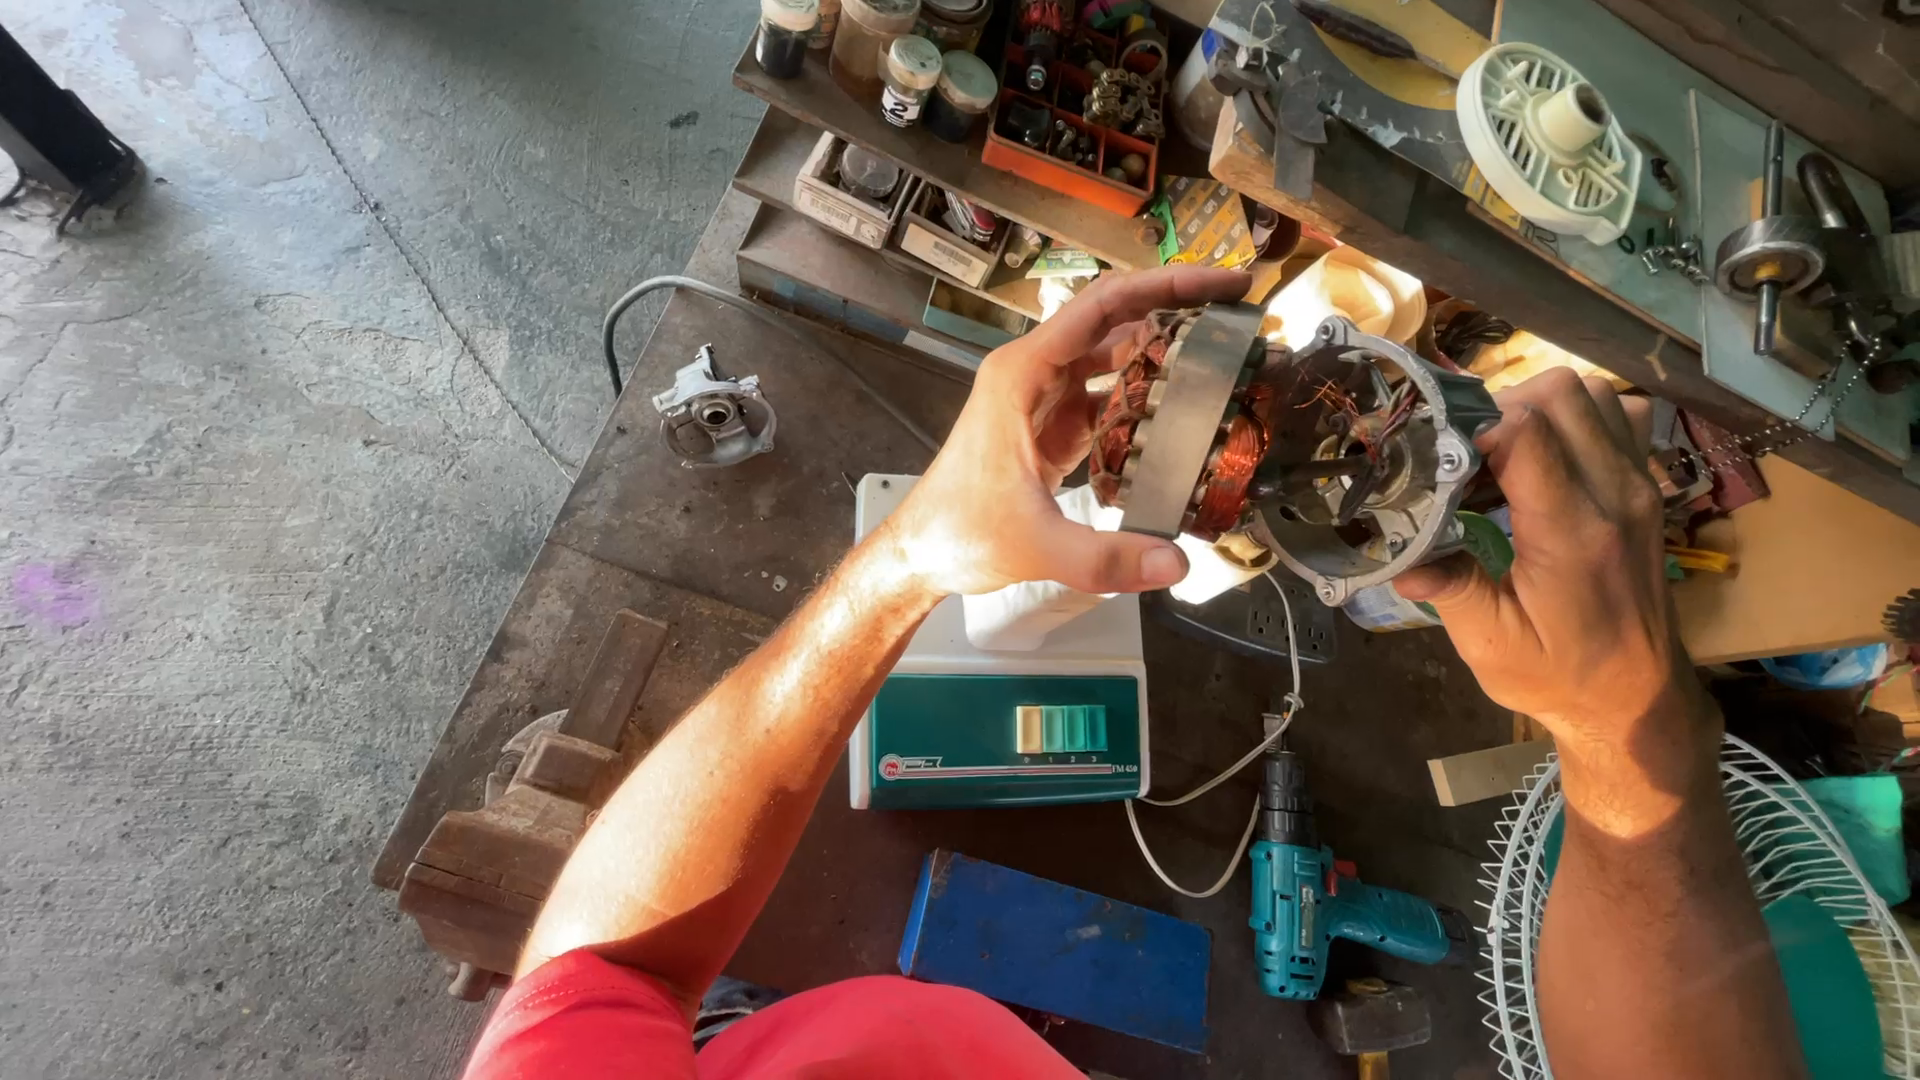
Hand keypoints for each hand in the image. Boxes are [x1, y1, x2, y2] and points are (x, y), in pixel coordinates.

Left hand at [879, 265, 1249, 597]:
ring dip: (1160, 354)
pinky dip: (1140, 399)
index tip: (1225, 284)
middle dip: (1174, 309)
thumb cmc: (962, 533)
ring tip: (1222, 359)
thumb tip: (1177, 564)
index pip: (1102, 307)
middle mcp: (1033, 374)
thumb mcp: (1036, 545)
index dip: (1166, 286)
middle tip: (1238, 315)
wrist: (924, 550)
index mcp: (1023, 374)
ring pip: (1109, 358)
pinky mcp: (1049, 428)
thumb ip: (1104, 557)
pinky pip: (1103, 397)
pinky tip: (1179, 414)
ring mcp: (1041, 400)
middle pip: (1111, 322)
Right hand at [1394, 370, 1717, 829]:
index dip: (1468, 427)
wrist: (1636, 698)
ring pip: (1592, 395)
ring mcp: (1639, 487)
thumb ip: (1451, 590)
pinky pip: (1616, 417)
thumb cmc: (1555, 673)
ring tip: (1490, 452)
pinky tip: (1535, 457)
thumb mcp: (1489, 644)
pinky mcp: (1644, 490)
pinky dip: (1573, 419)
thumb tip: (1401, 561)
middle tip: (1457, 449)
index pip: (1526, 434)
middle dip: (1496, 406)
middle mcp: (1615, 495)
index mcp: (1573, 531)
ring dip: (1534, 408)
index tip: (1430, 453)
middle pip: (1562, 394)